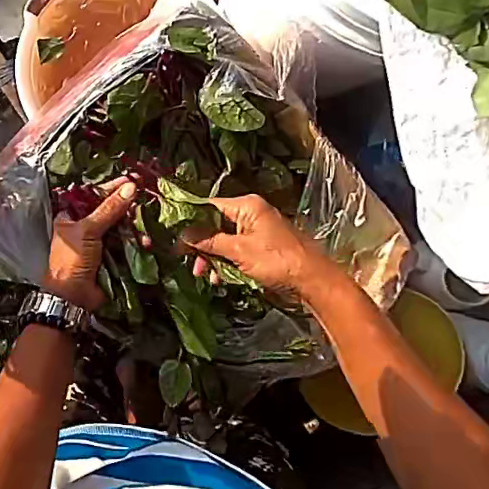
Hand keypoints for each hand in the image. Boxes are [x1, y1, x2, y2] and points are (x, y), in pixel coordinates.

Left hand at [42, 178, 136, 310]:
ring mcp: (98, 241)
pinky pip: (126, 243)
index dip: (111, 187)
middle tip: (144, 199)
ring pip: (120, 226)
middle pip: (109, 210)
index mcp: (71, 216)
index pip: (92, 195)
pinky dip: (136, 241)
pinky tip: (145, 241)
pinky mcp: (110, 255)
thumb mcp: (88, 230)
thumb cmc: (72, 259)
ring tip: (145, 224)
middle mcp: (84, 226)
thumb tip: (129, 187)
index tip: (131, 179)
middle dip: (127, 206)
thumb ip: (108, 209)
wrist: (74, 296)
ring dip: (133, 225)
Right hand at [175, 194, 338, 296]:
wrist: (314, 282)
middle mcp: (250, 213)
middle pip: (212, 224)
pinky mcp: (259, 245)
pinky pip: (233, 249)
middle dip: (199, 244)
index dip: (189, 221)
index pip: (207, 206)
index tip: (174, 237)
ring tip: (204, 274)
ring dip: (210, 257)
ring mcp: (256, 229)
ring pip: (221, 239)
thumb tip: (181, 234)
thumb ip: (207, 241)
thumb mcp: (238, 250)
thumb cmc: (277, 260)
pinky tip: (219, 277)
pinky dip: (224, 261)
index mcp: (246, 206)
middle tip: (186, 260)